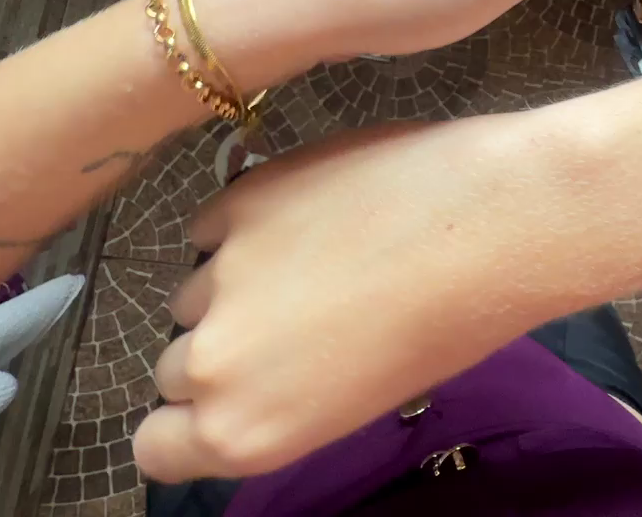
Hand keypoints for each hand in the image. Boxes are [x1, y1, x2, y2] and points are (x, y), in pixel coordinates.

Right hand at [131, 118, 564, 480]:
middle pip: (177, 362)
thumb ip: (291, 394)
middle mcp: (213, 362)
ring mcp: (220, 271)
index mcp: (244, 431)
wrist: (484, 222)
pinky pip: (213, 224)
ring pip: (195, 288)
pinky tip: (303, 209)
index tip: (229, 390)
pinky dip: (244, 222)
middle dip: (224, 344)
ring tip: (308, 251)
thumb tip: (274, 362)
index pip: (156, 445)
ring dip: (236, 278)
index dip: (191, 417)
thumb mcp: (363, 396)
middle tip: (289, 311)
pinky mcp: (241, 196)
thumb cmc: (452, 324)